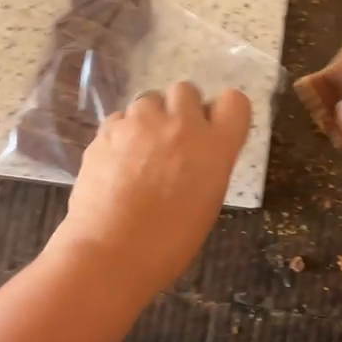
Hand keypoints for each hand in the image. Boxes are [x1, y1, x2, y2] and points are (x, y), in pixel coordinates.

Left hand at [49, 82, 251, 293]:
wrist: (111, 251)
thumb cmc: (169, 243)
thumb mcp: (206, 203)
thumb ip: (207, 165)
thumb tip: (195, 153)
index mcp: (216, 146)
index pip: (234, 101)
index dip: (222, 114)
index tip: (211, 132)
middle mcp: (182, 124)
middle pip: (186, 90)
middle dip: (180, 110)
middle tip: (172, 144)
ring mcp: (141, 122)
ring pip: (149, 101)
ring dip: (149, 120)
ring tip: (140, 155)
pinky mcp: (107, 129)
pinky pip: (121, 118)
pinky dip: (122, 134)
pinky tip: (116, 163)